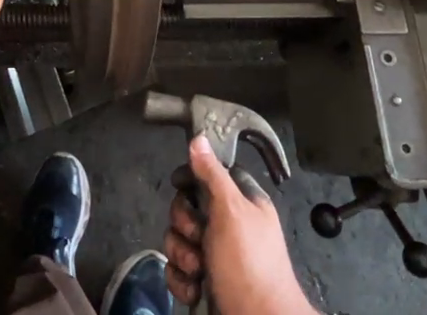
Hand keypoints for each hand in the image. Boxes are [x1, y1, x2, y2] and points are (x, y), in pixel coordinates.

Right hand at [164, 135, 318, 314]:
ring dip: (182, 256)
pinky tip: (194, 290)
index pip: (210, 175)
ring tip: (198, 271)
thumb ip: (212, 174)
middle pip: (187, 208)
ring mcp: (216, 256)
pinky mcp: (204, 282)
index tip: (180, 186)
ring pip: (179, 240)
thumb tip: (199, 137)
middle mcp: (229, 226)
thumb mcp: (232, 211)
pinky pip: (178, 270)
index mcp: (243, 204)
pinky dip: (182, 281)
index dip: (192, 180)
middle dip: (184, 226)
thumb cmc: (248, 264)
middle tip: (198, 238)